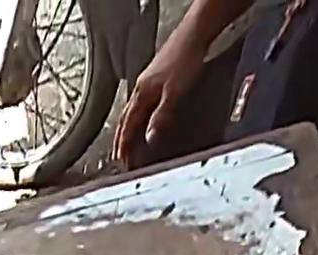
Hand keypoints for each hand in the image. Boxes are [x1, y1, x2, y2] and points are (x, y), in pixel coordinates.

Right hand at [113, 33, 207, 164]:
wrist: (198, 31)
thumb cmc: (186, 57)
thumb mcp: (173, 93)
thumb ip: (161, 117)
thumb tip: (149, 139)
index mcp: (142, 93)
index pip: (127, 124)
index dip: (123, 143)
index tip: (121, 159)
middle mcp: (142, 87)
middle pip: (125, 117)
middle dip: (121, 138)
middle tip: (119, 155)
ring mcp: (149, 80)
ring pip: (132, 109)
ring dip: (127, 127)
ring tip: (126, 140)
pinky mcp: (159, 76)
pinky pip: (142, 102)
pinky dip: (138, 115)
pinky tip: (143, 117)